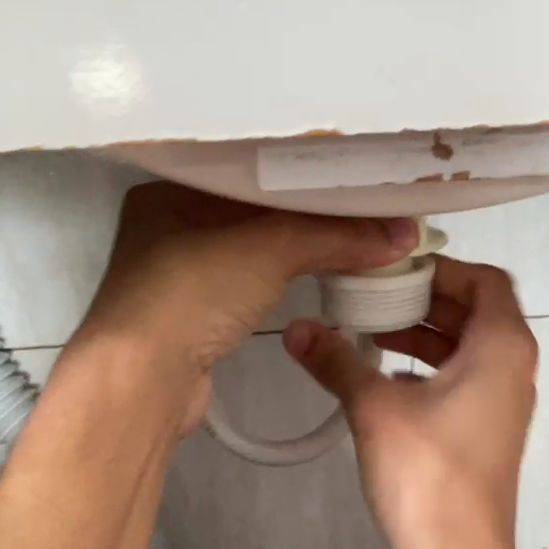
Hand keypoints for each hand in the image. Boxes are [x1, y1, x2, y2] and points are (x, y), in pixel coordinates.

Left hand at [68, 182, 415, 432]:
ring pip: (252, 248)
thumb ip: (333, 237)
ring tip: (355, 235)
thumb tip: (404, 234)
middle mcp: (170, 226)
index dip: (302, 168)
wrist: (144, 382)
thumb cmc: (192, 296)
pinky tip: (318, 272)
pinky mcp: (195, 317)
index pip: (248, 167)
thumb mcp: (266, 250)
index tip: (353, 169)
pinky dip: (282, 278)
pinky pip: (249, 284)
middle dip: (308, 209)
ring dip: (298, 246)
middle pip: (254, 208)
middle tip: (365, 202)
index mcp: (172, 190)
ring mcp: (180, 275)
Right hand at [283, 257, 537, 548]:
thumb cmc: (426, 476)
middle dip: (421, 299)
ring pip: (466, 350)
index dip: (437, 266)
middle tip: (367, 295)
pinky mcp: (488, 434)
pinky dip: (428, 370)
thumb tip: (294, 329)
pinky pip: (462, 382)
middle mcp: (513, 368)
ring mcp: (504, 404)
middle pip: (474, 312)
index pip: (482, 279)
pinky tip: (381, 380)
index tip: (388, 269)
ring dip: (421, 336)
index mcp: (501, 346)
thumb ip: (336, 361)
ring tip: (366, 332)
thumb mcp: (375, 410)